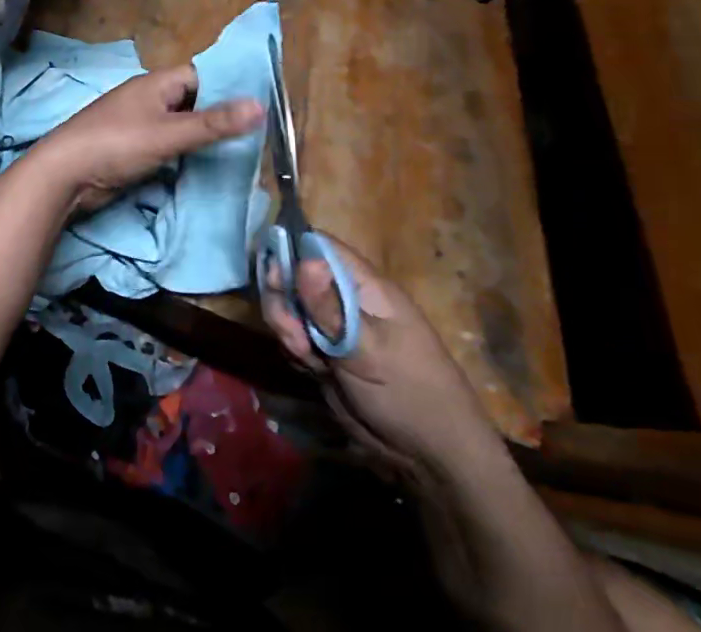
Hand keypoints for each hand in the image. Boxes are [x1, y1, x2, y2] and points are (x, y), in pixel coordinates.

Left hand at [29, 64, 263, 210]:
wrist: (64, 175)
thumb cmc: (116, 144)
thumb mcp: (169, 133)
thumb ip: (214, 123)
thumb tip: (261, 106)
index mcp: (157, 84)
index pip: (202, 76)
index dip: (229, 86)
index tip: (259, 103)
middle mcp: (148, 99)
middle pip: (193, 101)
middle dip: (219, 116)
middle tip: (254, 133)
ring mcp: (138, 125)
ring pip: (180, 126)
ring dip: (202, 138)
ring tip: (238, 151)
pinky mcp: (132, 150)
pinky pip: (167, 147)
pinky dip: (184, 154)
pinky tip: (204, 166)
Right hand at [261, 237, 487, 471]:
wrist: (428, 454)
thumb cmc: (409, 392)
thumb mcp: (368, 350)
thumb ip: (330, 308)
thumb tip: (305, 259)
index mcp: (364, 286)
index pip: (320, 247)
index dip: (292, 250)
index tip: (271, 273)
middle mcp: (347, 300)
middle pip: (297, 278)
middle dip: (284, 300)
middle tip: (292, 332)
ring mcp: (335, 328)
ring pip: (292, 310)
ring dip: (287, 329)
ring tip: (304, 356)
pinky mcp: (326, 355)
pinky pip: (296, 339)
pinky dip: (294, 351)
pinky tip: (308, 369)